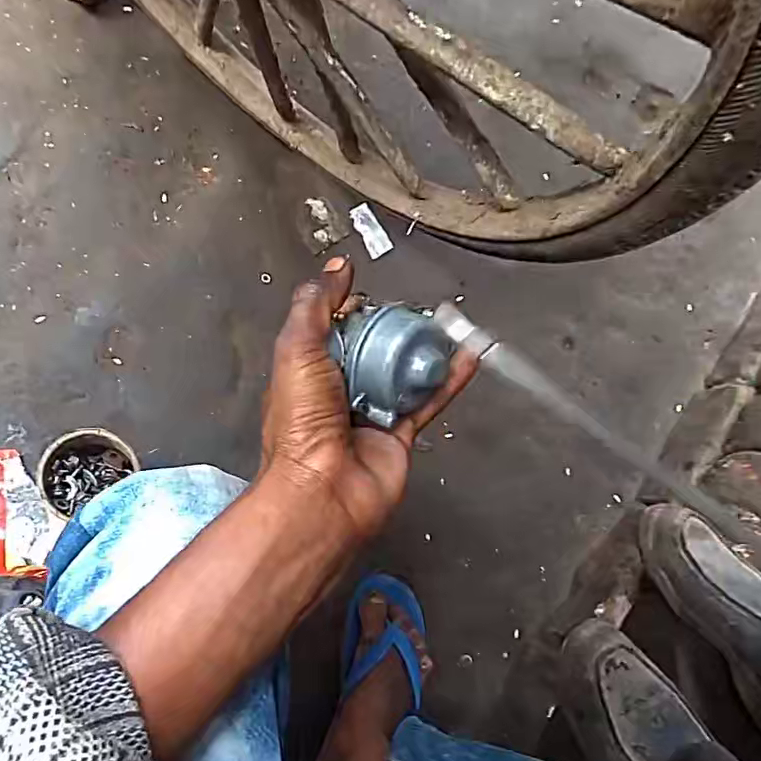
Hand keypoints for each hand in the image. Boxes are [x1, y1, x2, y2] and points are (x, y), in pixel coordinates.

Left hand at [258, 256, 477, 541]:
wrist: (322, 488)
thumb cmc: (298, 426)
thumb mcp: (297, 347)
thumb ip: (316, 305)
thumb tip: (334, 271)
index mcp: (307, 371)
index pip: (332, 330)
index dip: (350, 309)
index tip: (369, 290)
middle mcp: (337, 392)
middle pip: (372, 350)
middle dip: (392, 329)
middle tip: (414, 309)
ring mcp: (368, 413)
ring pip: (401, 374)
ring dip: (424, 350)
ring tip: (446, 325)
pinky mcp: (397, 435)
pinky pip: (426, 401)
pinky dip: (447, 380)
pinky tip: (463, 359)